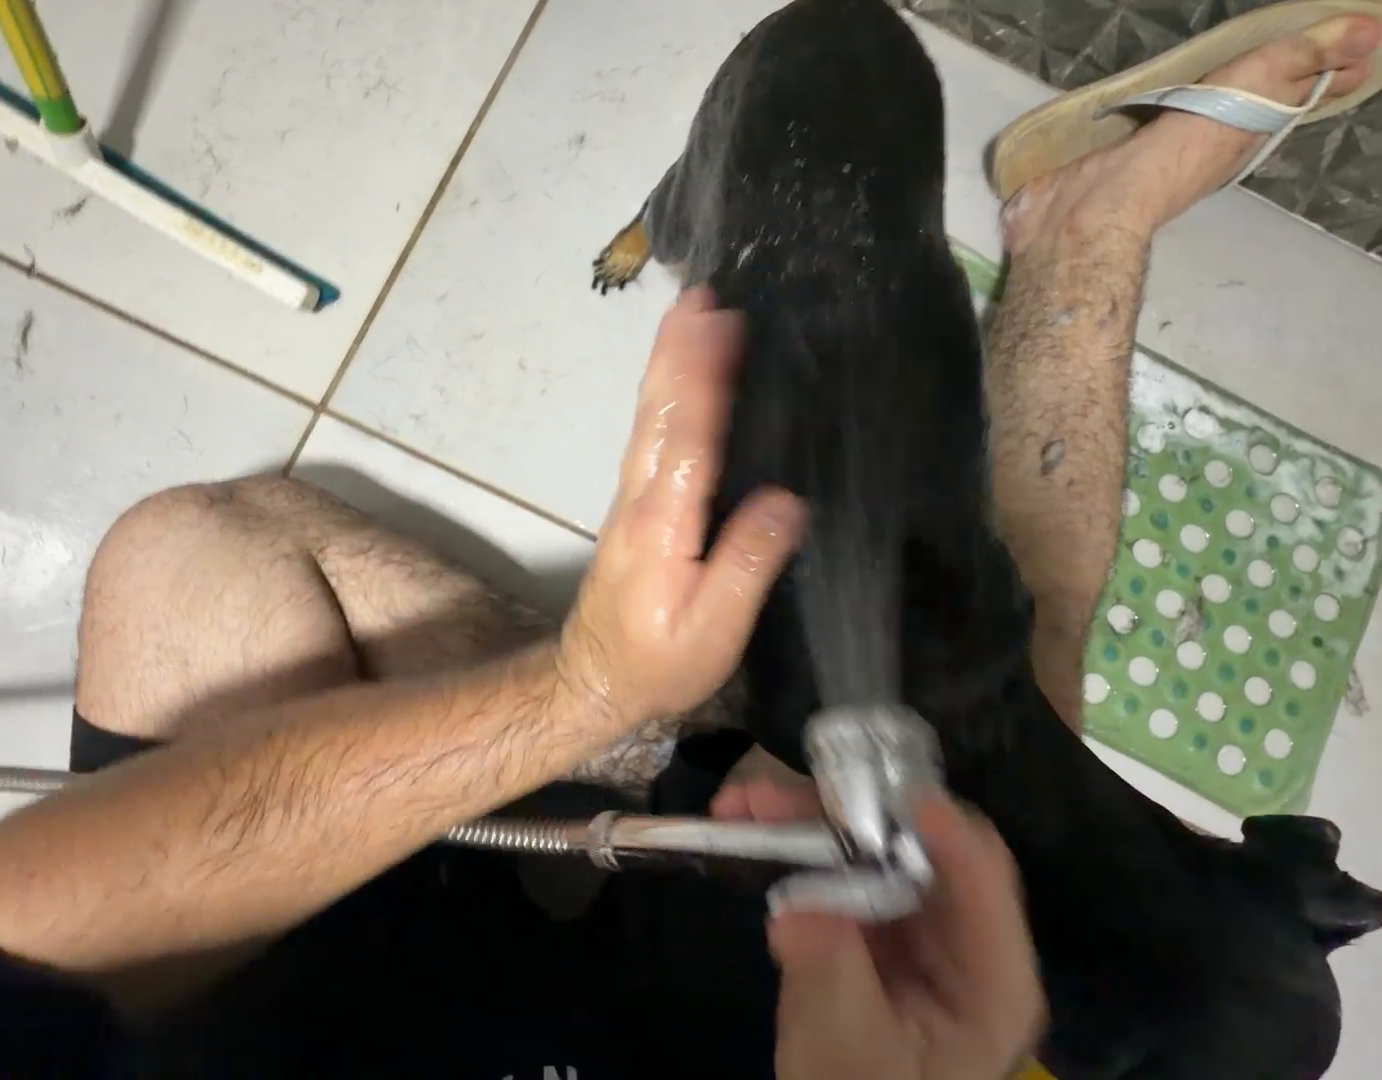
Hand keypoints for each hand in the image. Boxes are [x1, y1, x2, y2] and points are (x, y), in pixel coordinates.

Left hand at [558, 288, 806, 730]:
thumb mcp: (714, 628)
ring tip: (689, 319)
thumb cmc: (658, 664)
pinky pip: (652, 440)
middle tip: (698, 295)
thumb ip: (747, 562)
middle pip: (659, 413)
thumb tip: (786, 499)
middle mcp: (641, 499)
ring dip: (668, 367)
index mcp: (664, 522)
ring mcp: (632, 502)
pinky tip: (679, 383)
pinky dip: (665, 400)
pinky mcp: (635, 510)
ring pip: (650, 421)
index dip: (700, 376)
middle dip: (678, 352)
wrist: (595, 681)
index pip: (685, 436)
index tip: (714, 319)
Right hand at [713, 780, 1045, 1079]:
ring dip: (804, 814)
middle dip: (844, 808)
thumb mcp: (848, 1053)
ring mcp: (907, 916)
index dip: (941, 828)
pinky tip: (742, 827)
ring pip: (867, 838)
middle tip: (773, 798)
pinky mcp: (865, 913)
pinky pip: (833, 857)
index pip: (982, 879)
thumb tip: (795, 906)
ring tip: (740, 803)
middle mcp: (955, 928)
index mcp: (987, 973)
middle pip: (915, 842)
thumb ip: (831, 976)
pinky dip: (789, 837)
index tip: (888, 795)